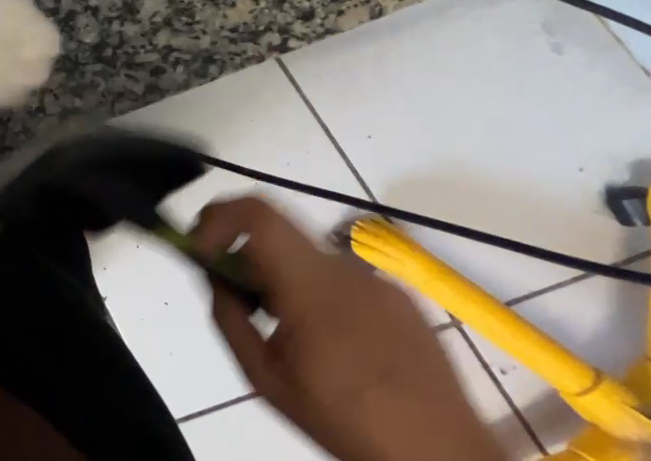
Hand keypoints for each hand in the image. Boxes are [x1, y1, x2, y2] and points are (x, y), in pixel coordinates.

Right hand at [191, 197, 503, 460]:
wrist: (446, 460)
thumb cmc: (345, 420)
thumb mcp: (264, 378)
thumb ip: (228, 317)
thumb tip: (214, 278)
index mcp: (312, 286)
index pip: (258, 213)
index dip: (220, 216)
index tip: (204, 248)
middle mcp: (349, 271)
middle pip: (279, 235)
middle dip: (247, 255)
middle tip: (240, 294)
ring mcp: (383, 285)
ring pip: (311, 259)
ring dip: (285, 278)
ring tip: (289, 328)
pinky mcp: (406, 302)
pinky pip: (346, 281)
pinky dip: (322, 295)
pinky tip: (332, 342)